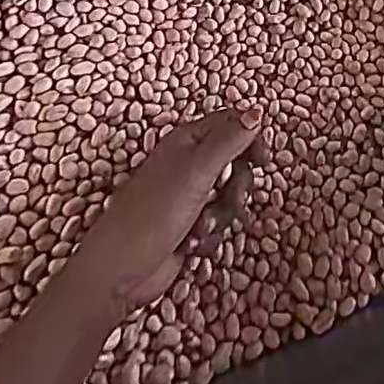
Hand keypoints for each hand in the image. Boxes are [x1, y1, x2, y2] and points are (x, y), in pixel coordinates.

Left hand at [62, 109, 266, 310]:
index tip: (262, 161)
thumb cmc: (153, 213)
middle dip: (237, 184)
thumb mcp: (197, 170)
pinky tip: (193, 244)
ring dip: (222, 214)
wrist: (121, 270)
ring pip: (229, 194)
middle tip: (228, 197)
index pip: (231, 123)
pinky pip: (219, 221)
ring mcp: (189, 194)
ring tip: (202, 227)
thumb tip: (257, 113)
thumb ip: (230, 140)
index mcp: (188, 139)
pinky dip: (212, 234)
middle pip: (235, 161)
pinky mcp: (190, 223)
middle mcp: (188, 162)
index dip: (250, 137)